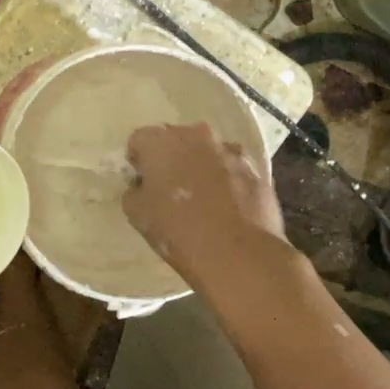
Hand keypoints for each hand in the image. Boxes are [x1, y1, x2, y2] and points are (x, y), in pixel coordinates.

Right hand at [123, 123, 286, 269]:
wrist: (237, 252)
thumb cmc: (177, 230)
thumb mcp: (137, 214)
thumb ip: (134, 191)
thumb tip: (143, 186)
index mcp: (160, 142)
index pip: (140, 140)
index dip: (138, 161)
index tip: (142, 183)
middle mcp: (195, 135)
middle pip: (175, 139)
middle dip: (170, 159)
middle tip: (169, 189)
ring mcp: (229, 150)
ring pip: (206, 151)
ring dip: (200, 166)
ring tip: (202, 198)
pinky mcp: (255, 168)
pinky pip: (232, 167)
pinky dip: (226, 179)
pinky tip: (226, 206)